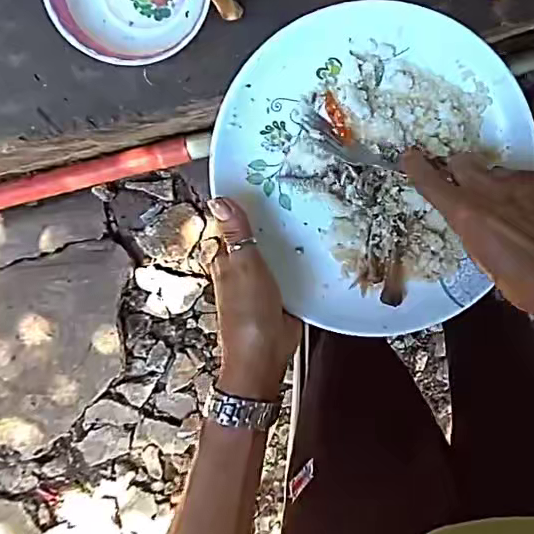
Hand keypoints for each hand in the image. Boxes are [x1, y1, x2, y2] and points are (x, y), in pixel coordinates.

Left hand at [198, 197, 299, 400]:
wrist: (266, 354)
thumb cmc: (247, 315)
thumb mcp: (242, 266)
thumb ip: (236, 234)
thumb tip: (220, 201)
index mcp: (225, 258)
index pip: (230, 222)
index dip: (242, 202)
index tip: (260, 179)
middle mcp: (242, 266)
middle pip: (255, 234)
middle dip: (270, 217)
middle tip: (290, 191)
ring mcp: (261, 279)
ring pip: (274, 249)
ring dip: (287, 237)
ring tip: (306, 212)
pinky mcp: (282, 290)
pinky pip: (291, 266)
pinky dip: (300, 257)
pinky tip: (313, 246)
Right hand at [402, 151, 533, 323]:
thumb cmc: (525, 283)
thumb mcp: (486, 264)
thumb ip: (475, 236)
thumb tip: (475, 226)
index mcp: (467, 215)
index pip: (433, 183)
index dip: (418, 168)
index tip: (410, 157)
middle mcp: (488, 191)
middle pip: (462, 161)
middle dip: (459, 169)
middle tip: (465, 186)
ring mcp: (517, 182)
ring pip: (494, 171)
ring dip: (493, 184)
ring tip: (509, 210)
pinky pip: (521, 178)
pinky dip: (520, 191)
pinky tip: (533, 212)